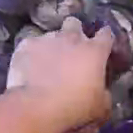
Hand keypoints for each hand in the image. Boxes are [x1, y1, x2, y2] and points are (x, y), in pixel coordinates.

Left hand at [5, 18, 114, 132]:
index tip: (103, 48)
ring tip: (48, 63)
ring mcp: (47, 39)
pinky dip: (32, 54)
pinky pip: (31, 45)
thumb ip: (104, 94)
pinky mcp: (25, 45)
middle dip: (74, 33)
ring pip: (52, 34)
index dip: (105, 40)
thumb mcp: (101, 109)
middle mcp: (71, 39)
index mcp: (94, 51)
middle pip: (75, 24)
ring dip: (53, 45)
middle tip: (72, 51)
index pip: (106, 35)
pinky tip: (30, 68)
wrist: (37, 108)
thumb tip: (102, 92)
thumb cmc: (75, 108)